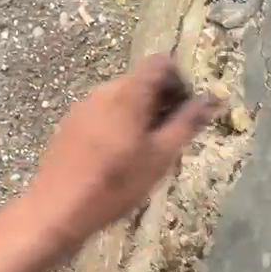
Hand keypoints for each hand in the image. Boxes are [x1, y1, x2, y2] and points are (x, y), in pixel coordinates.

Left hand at [23, 55, 217, 247]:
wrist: (57, 208)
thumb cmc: (116, 183)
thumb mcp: (160, 156)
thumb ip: (187, 123)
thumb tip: (213, 99)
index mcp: (127, 92)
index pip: (160, 63)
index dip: (179, 81)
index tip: (186, 111)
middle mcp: (103, 90)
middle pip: (140, 81)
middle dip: (161, 102)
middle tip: (171, 138)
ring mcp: (82, 106)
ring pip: (121, 98)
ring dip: (140, 115)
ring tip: (146, 153)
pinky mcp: (70, 123)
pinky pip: (103, 112)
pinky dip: (118, 124)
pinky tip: (118, 157)